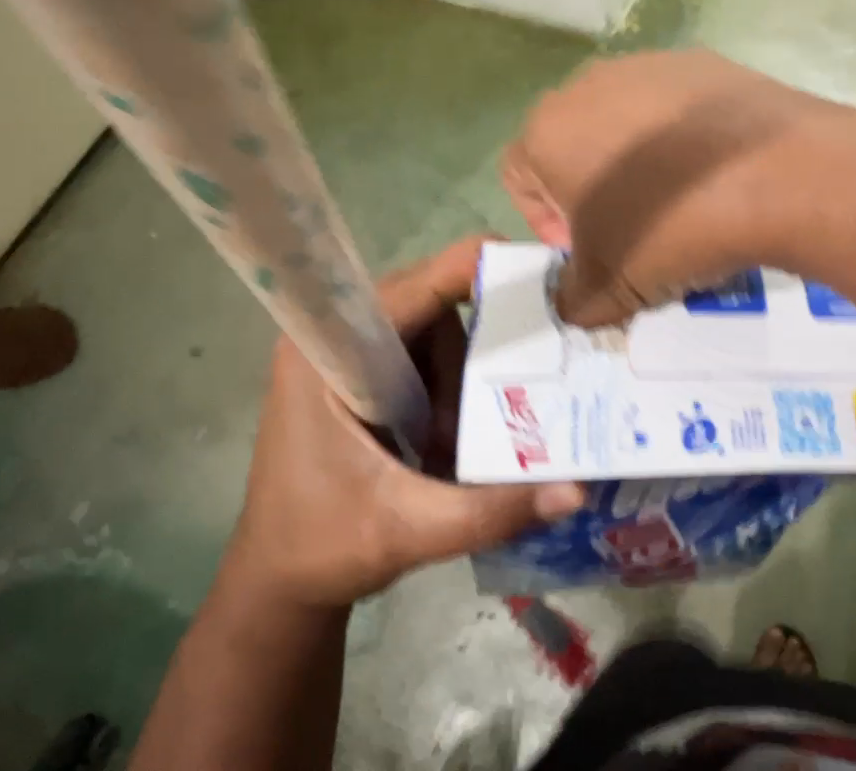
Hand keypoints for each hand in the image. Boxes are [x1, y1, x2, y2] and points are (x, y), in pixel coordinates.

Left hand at [223, 236, 585, 606]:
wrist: (278, 584)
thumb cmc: (323, 548)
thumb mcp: (412, 529)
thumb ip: (492, 510)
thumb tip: (577, 490)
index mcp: (327, 353)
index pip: (410, 284)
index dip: (473, 269)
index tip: (539, 278)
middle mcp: (335, 339)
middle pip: (433, 303)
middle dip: (480, 344)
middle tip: (520, 384)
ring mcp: (350, 357)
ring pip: (437, 331)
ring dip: (466, 377)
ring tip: (461, 440)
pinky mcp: (365, 378)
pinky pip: (429, 357)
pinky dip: (457, 387)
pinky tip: (459, 437)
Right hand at [503, 50, 855, 325]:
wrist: (778, 177)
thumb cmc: (670, 230)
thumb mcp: (609, 287)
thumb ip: (572, 300)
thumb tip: (572, 302)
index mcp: (548, 131)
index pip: (519, 178)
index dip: (547, 223)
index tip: (589, 250)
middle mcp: (589, 85)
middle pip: (574, 146)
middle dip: (595, 192)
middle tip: (635, 233)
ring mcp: (651, 66)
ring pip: (627, 125)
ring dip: (641, 165)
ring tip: (684, 205)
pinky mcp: (707, 63)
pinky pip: (679, 110)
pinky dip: (688, 141)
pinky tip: (721, 176)